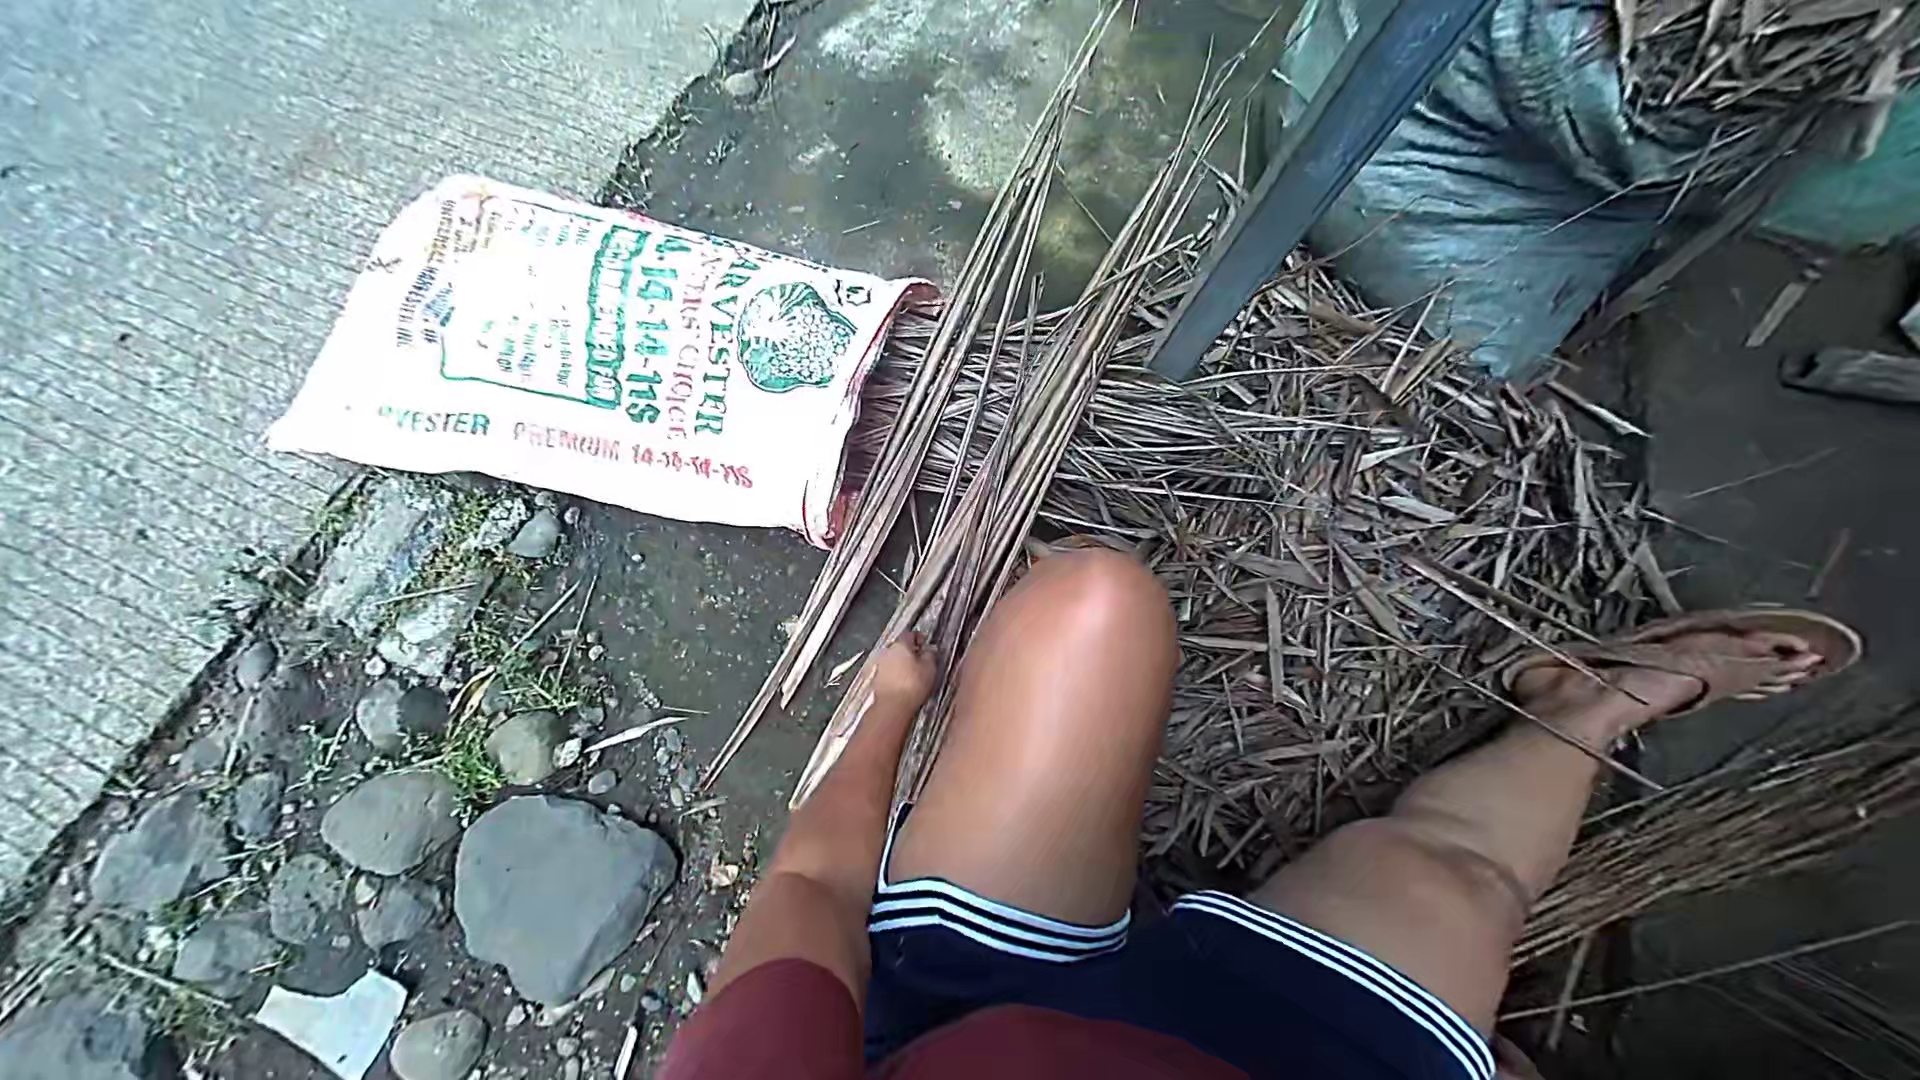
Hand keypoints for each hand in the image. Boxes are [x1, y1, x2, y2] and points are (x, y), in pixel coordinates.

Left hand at [872, 632, 936, 711]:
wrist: (893, 706)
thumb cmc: (911, 686)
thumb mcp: (930, 667)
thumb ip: (930, 654)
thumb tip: (931, 650)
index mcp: (900, 645)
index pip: (910, 634)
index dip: (919, 637)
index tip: (925, 643)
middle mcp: (887, 652)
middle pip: (900, 647)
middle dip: (910, 652)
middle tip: (922, 659)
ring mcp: (880, 666)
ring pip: (893, 660)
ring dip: (902, 664)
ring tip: (915, 674)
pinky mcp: (877, 680)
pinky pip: (889, 673)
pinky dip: (896, 676)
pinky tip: (905, 684)